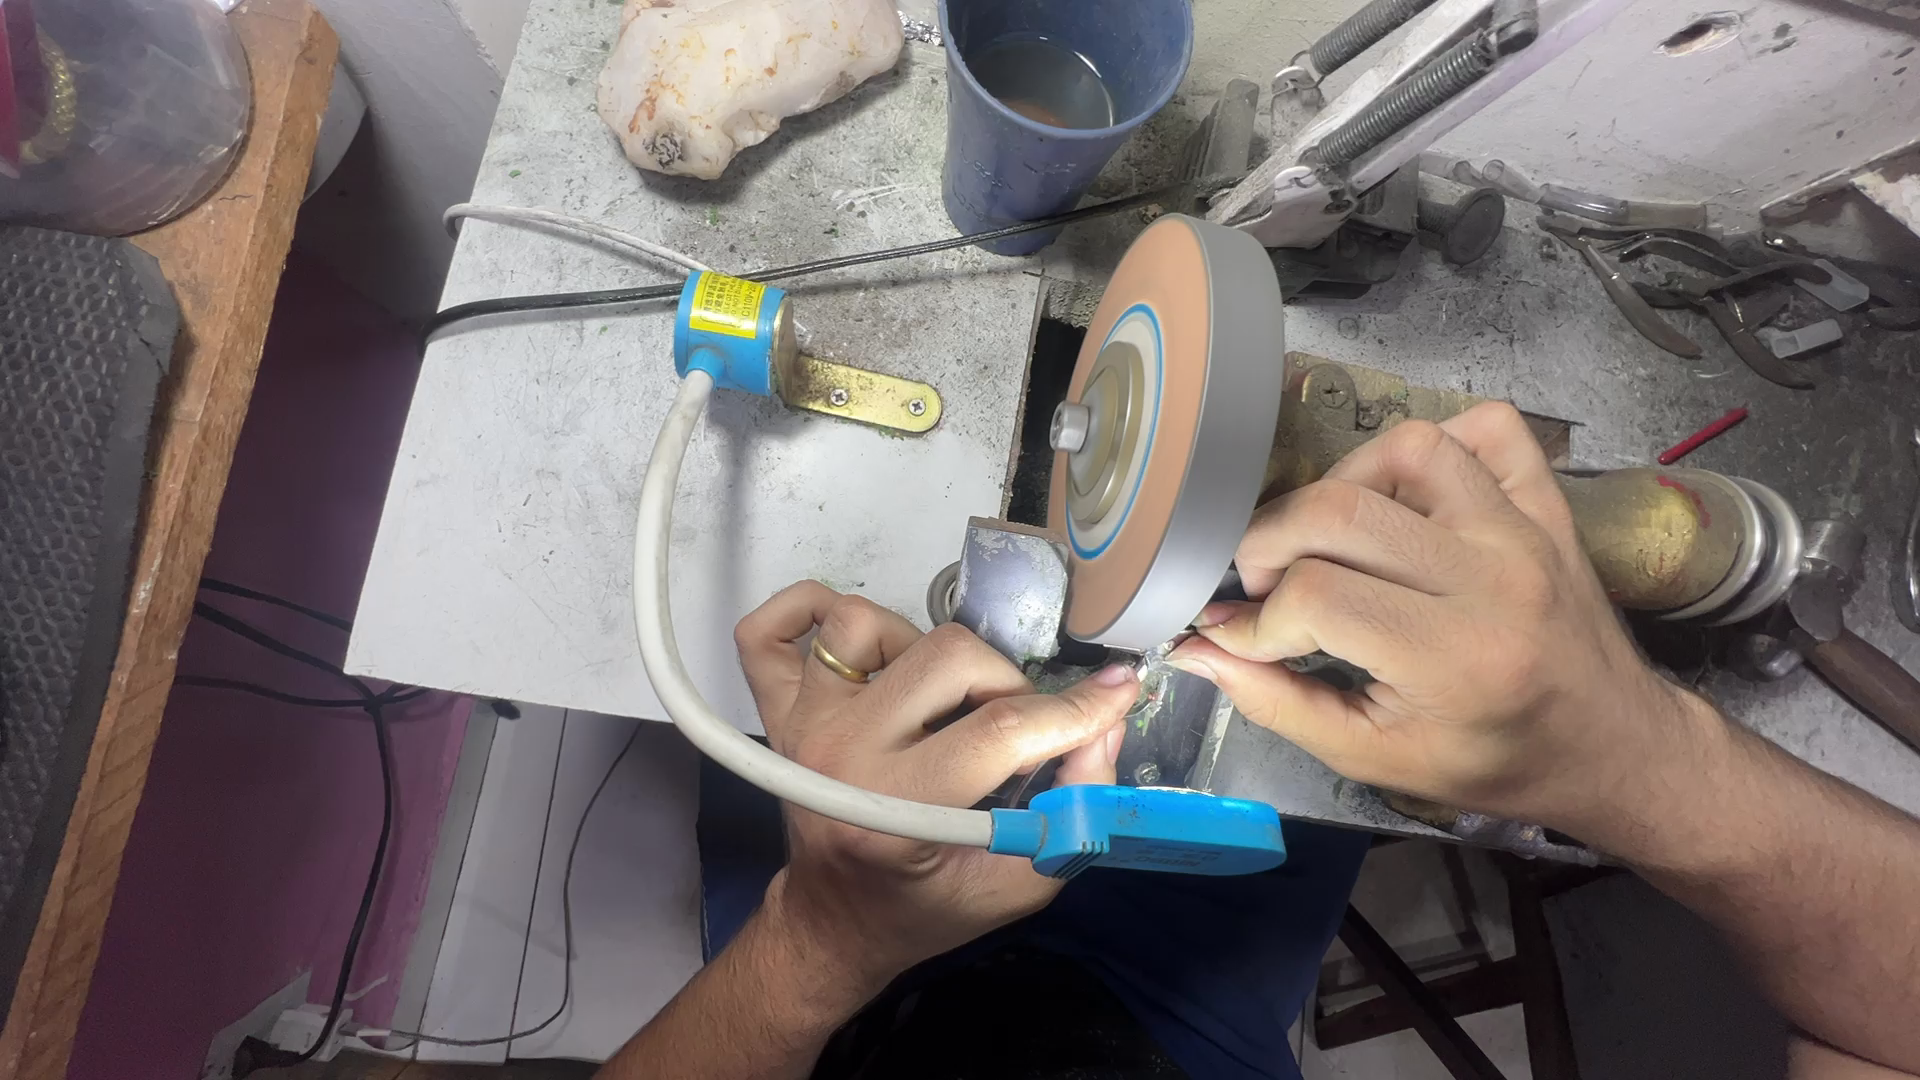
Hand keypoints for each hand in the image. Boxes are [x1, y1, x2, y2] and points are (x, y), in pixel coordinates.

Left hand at [733, 581, 1136, 994]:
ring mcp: (801, 721)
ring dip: (920, 647)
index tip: (1117, 691)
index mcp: (895, 813)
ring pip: (866, 622)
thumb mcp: (1019, 885)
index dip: (1075, 708)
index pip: (1000, 732)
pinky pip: (771, 628)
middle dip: (1004, 683)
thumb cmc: (925, 907)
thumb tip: (1107, 719)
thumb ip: (1076, 807)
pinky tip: (859, 648)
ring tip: (934, 697)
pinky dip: (809, 612)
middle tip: (1010, 725)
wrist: (834, 919)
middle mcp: (839, 752)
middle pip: (946, 656)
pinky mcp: (776, 707)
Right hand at [1168, 403, 1713, 835]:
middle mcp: (1493, 577)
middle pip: (1338, 511)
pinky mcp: (1543, 502)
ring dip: (1338, 486)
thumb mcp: (1369, 755)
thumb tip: (1195, 649)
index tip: (1242, 638)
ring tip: (1329, 538)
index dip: (1255, 618)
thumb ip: (1272, 700)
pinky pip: (1483, 429)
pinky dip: (1427, 448)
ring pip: (1403, 449)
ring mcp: (1524, 528)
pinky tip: (1399, 497)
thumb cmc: (1489, 760)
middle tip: (1268, 585)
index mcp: (1454, 658)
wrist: (1616, 748)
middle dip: (1268, 544)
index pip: (1314, 596)